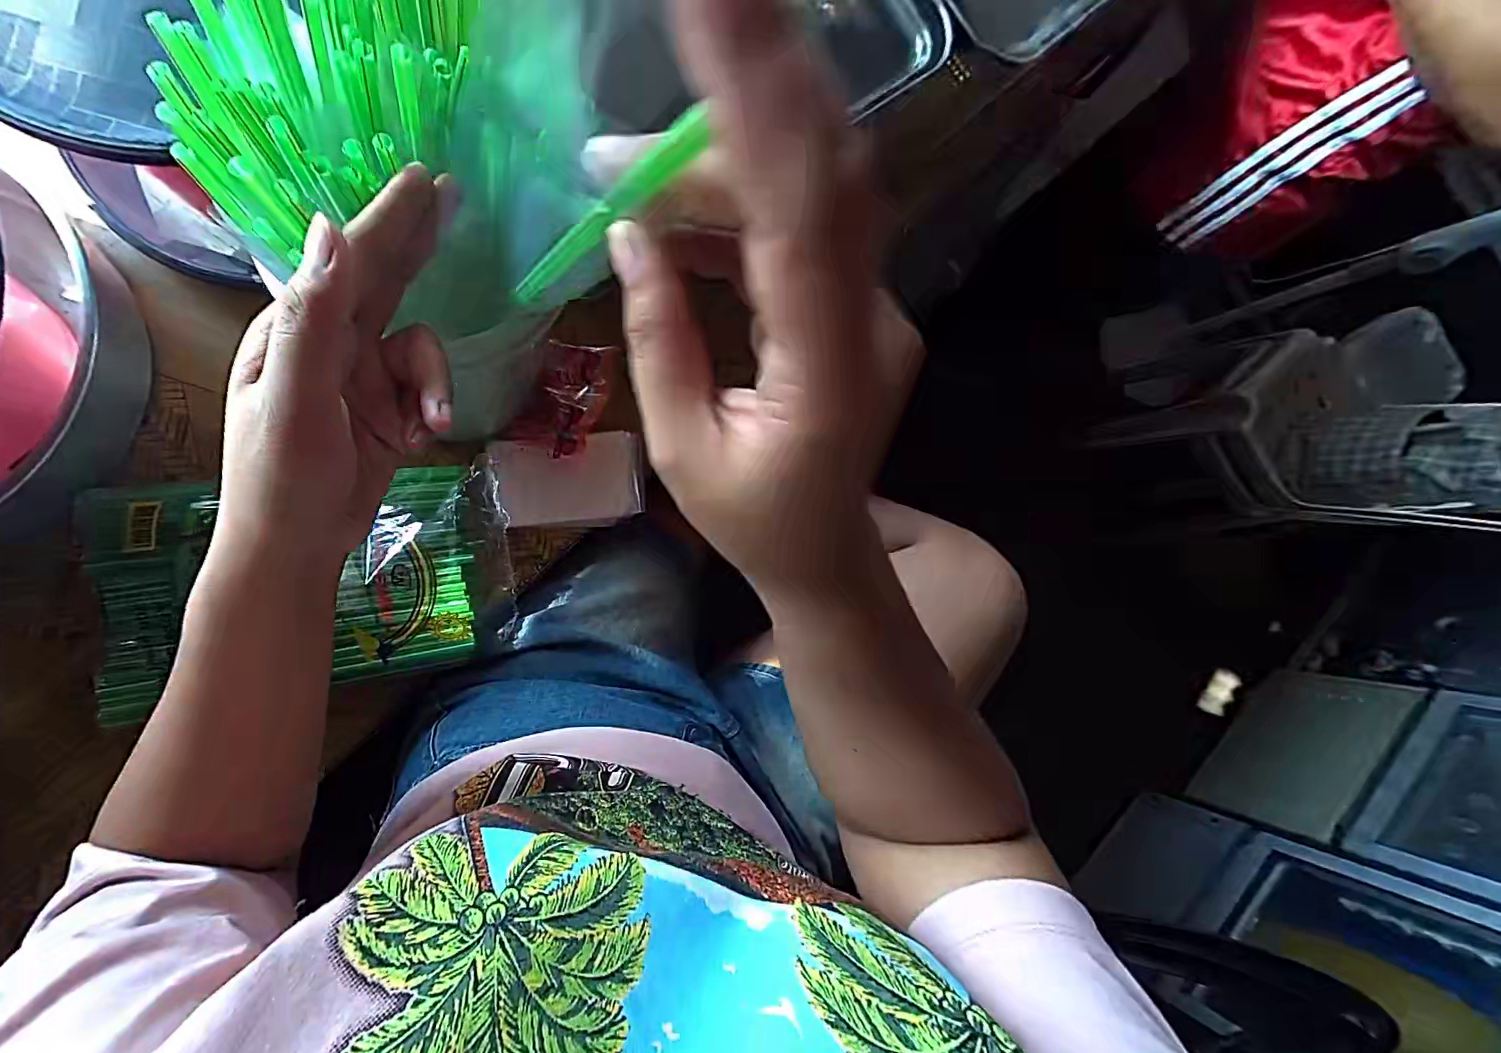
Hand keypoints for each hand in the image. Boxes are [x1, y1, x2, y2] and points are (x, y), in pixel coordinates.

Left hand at [215, 166, 454, 575]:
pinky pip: (425, 391)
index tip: (420, 179)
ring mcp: (362, 381)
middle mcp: (331, 346)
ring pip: (418, 350)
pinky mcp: (388, 414)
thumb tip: (330, 230)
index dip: (385, 220)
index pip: (348, 263)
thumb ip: (311, 318)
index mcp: (297, 331)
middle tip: (450, 197)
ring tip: (429, 421)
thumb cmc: (279, 478)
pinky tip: (423, 438)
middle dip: (415, 245)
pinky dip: (432, 409)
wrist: (296, 547)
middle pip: (382, 284)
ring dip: (433, 381)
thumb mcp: (291, 399)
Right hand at [609, 0, 919, 595]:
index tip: (709, 15)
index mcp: (824, 366)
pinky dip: (738, 201)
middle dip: (748, 88)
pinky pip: (802, 227)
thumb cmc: (750, 520)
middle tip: (680, 21)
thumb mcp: (680, 450)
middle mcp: (869, 316)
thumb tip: (629, 239)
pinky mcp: (854, 302)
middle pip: (821, 171)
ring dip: (725, 154)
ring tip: (629, 163)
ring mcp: (871, 304)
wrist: (824, 551)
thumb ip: (655, 342)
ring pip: (812, 190)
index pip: (800, 209)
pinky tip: (677, 208)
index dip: (756, 106)